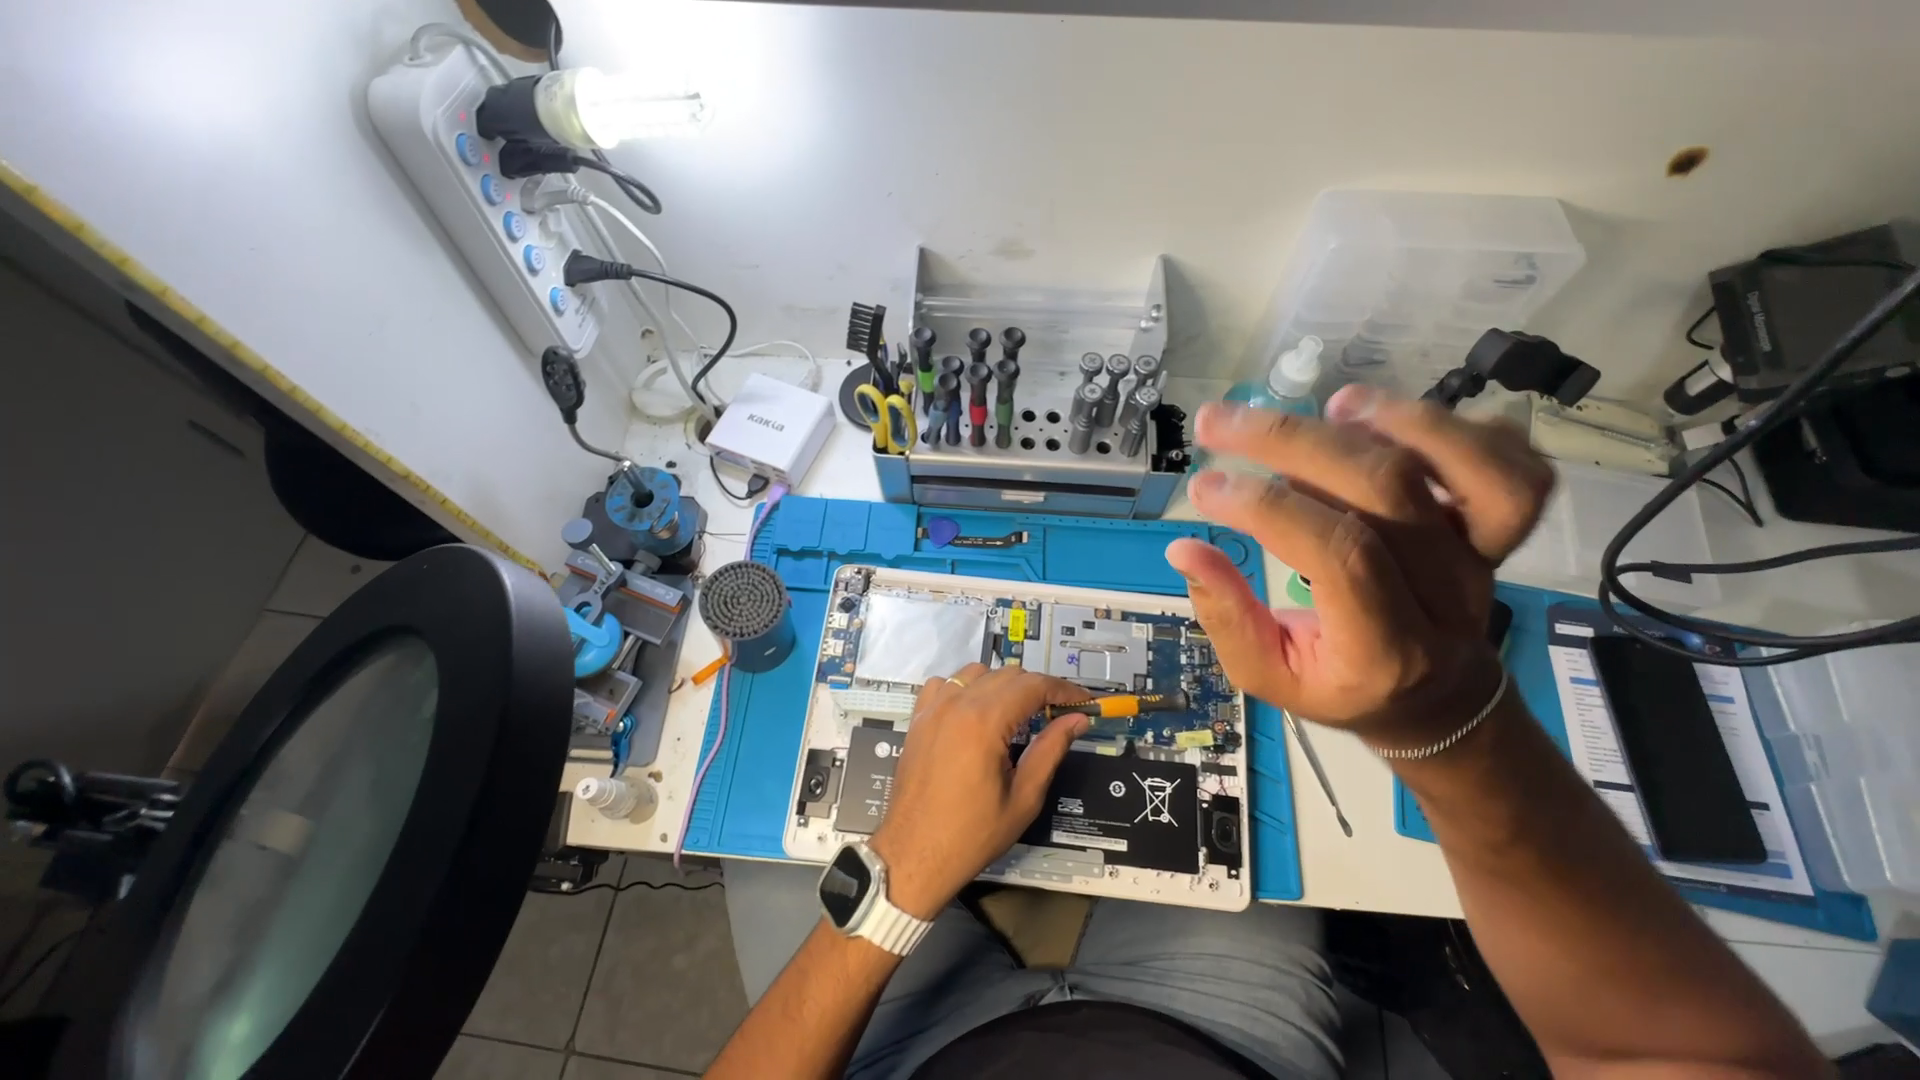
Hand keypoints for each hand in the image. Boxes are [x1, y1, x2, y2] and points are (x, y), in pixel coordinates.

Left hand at [868, 665, 1090, 918]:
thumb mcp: (1024, 797)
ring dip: (1002, 685)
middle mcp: (957, 704)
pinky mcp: (917, 719)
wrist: (914, 854)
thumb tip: (1077, 720)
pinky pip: (945, 685)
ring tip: (1017, 715)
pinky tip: (974, 713)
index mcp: (984, 721)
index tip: (1084, 703)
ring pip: (976, 673)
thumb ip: (1051, 750)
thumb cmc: (972, 834)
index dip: (1064, 690)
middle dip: (1038, 689)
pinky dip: (965, 688)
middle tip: (1057, 716)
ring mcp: (933, 709)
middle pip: (1008, 675)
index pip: (1034, 686)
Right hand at [1166, 388, 1553, 750]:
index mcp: (1386, 647)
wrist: (1439, 701)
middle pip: (1386, 490)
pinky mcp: (1499, 530)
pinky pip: (1514, 466)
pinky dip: (1462, 428)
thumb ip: (1227, 618)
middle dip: (1292, 441)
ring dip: (1397, 419)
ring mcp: (1481, 556)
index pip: (1337, 553)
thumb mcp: (1270, 676)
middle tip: (1218, 423)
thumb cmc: (1343, 687)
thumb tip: (1185, 547)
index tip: (1203, 487)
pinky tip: (1392, 420)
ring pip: (1471, 470)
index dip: (1267, 507)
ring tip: (1329, 405)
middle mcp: (1444, 595)